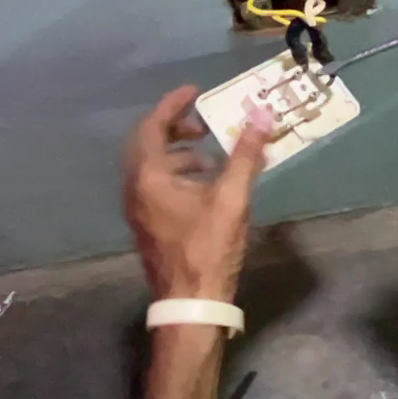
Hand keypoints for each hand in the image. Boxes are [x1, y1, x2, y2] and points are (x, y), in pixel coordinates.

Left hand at [122, 86, 269, 301]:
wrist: (189, 306)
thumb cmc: (207, 249)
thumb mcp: (231, 199)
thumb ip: (245, 155)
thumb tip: (262, 116)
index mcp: (148, 176)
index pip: (153, 125)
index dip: (173, 104)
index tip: (195, 91)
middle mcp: (135, 187)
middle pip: (148, 142)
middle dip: (175, 127)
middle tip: (204, 122)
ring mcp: (138, 208)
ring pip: (152, 165)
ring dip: (179, 152)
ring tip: (212, 155)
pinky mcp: (147, 223)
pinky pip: (156, 183)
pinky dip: (177, 172)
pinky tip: (206, 185)